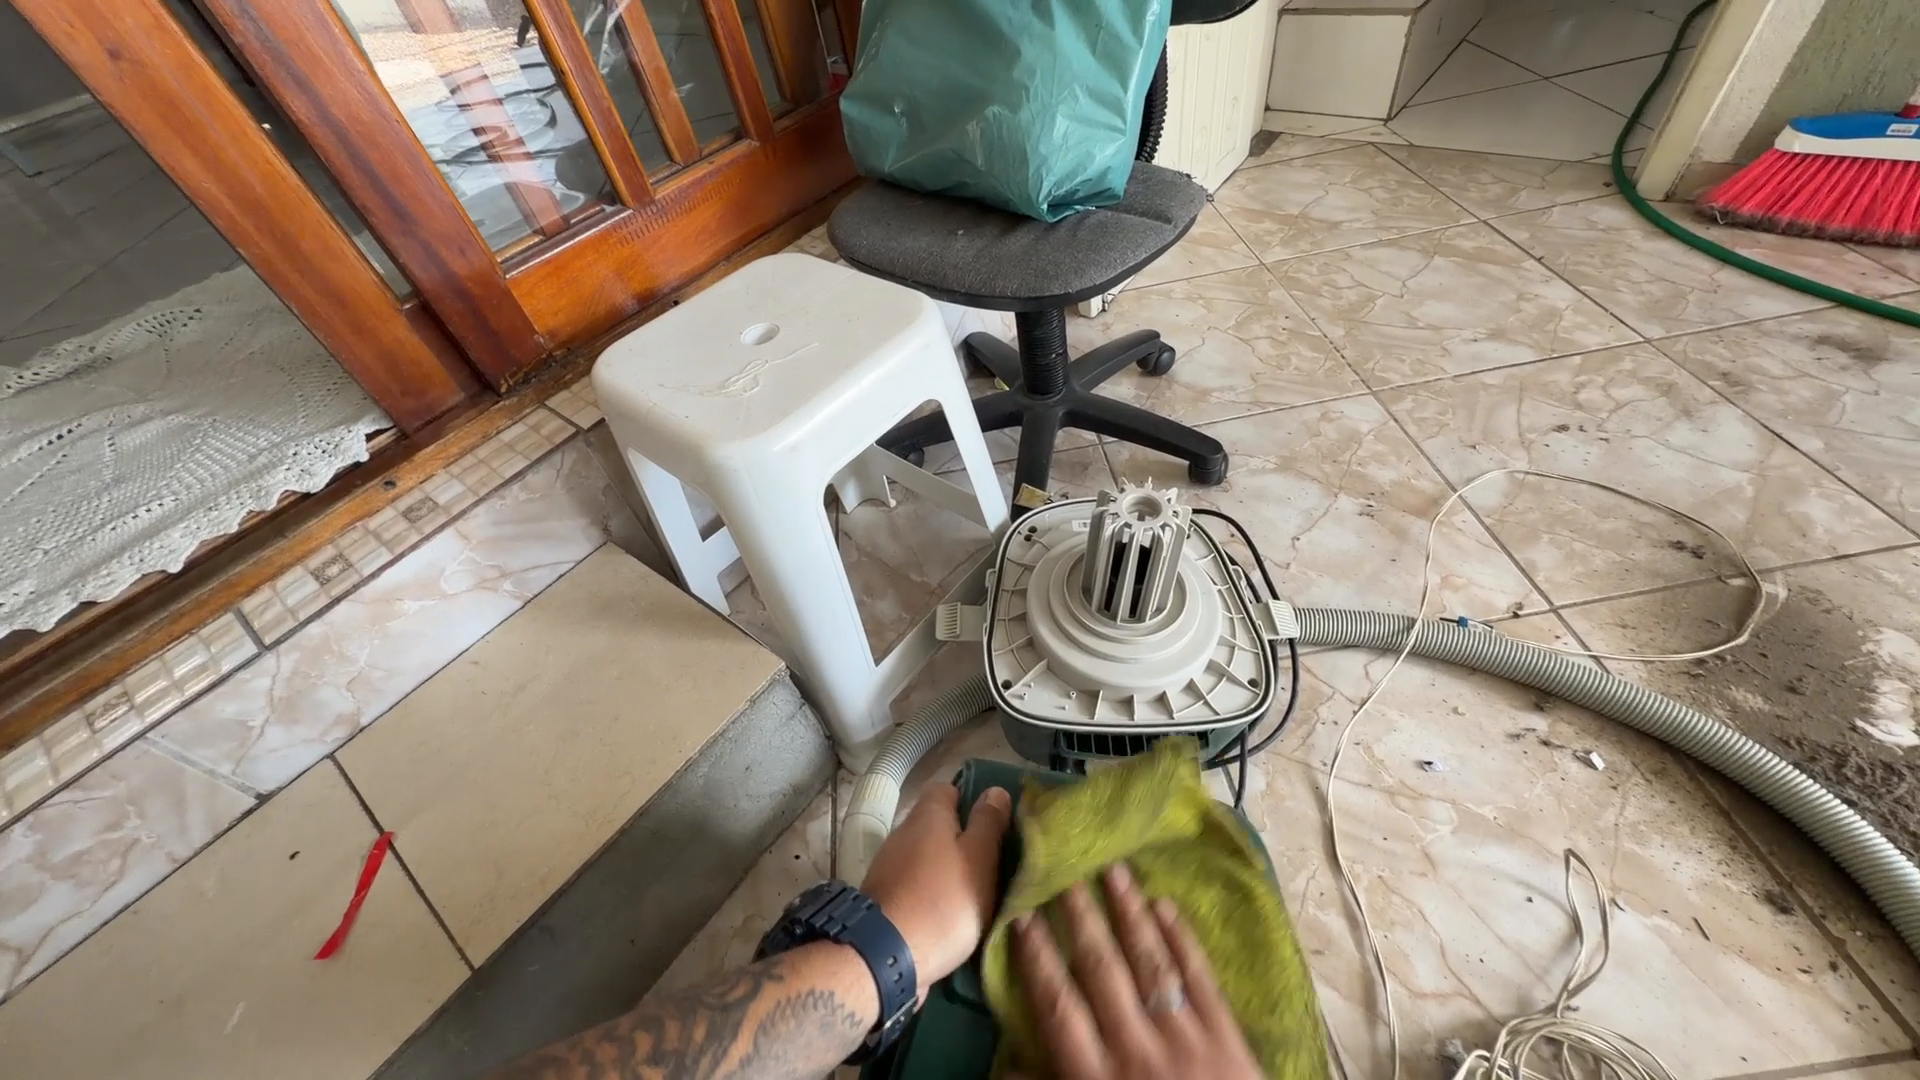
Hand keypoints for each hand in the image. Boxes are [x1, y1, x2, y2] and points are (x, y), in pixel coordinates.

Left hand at [861, 782, 1011, 987]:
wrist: (886, 958)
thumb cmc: (943, 900)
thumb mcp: (980, 858)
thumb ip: (988, 823)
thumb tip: (995, 790)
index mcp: (927, 814)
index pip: (949, 789)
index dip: (972, 802)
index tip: (993, 825)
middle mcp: (903, 832)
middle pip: (937, 825)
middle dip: (962, 840)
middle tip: (991, 863)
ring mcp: (889, 866)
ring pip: (926, 857)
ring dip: (947, 870)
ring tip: (976, 893)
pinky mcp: (884, 899)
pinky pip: (915, 885)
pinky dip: (931, 894)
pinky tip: (950, 915)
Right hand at [1010, 862, 1263, 1079]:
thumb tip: (1001, 1065)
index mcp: (1096, 1078)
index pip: (1058, 1005)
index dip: (1038, 958)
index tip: (1023, 914)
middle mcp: (1136, 1049)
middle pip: (1102, 971)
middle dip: (1083, 919)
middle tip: (1068, 872)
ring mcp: (1186, 1040)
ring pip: (1150, 963)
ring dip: (1130, 914)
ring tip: (1114, 870)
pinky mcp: (1229, 1039)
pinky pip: (1201, 980)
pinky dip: (1183, 940)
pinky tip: (1167, 905)